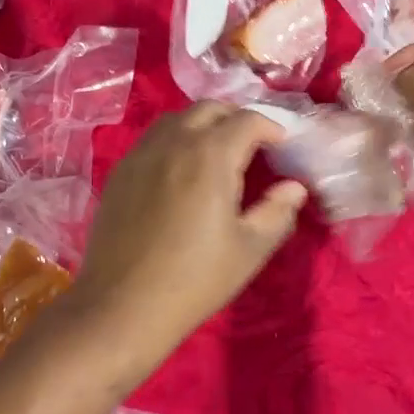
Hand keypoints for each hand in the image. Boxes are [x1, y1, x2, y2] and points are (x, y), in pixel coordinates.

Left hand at [71, 103, 307, 347]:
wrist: (123, 304)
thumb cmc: (195, 279)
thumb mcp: (250, 249)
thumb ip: (277, 211)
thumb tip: (294, 187)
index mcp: (209, 155)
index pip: (247, 120)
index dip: (271, 127)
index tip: (283, 145)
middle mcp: (173, 142)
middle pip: (209, 109)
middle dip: (236, 118)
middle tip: (253, 143)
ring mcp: (140, 154)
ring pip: (175, 119)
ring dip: (202, 124)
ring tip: (218, 150)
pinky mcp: (119, 172)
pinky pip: (151, 140)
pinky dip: (174, 139)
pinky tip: (181, 169)